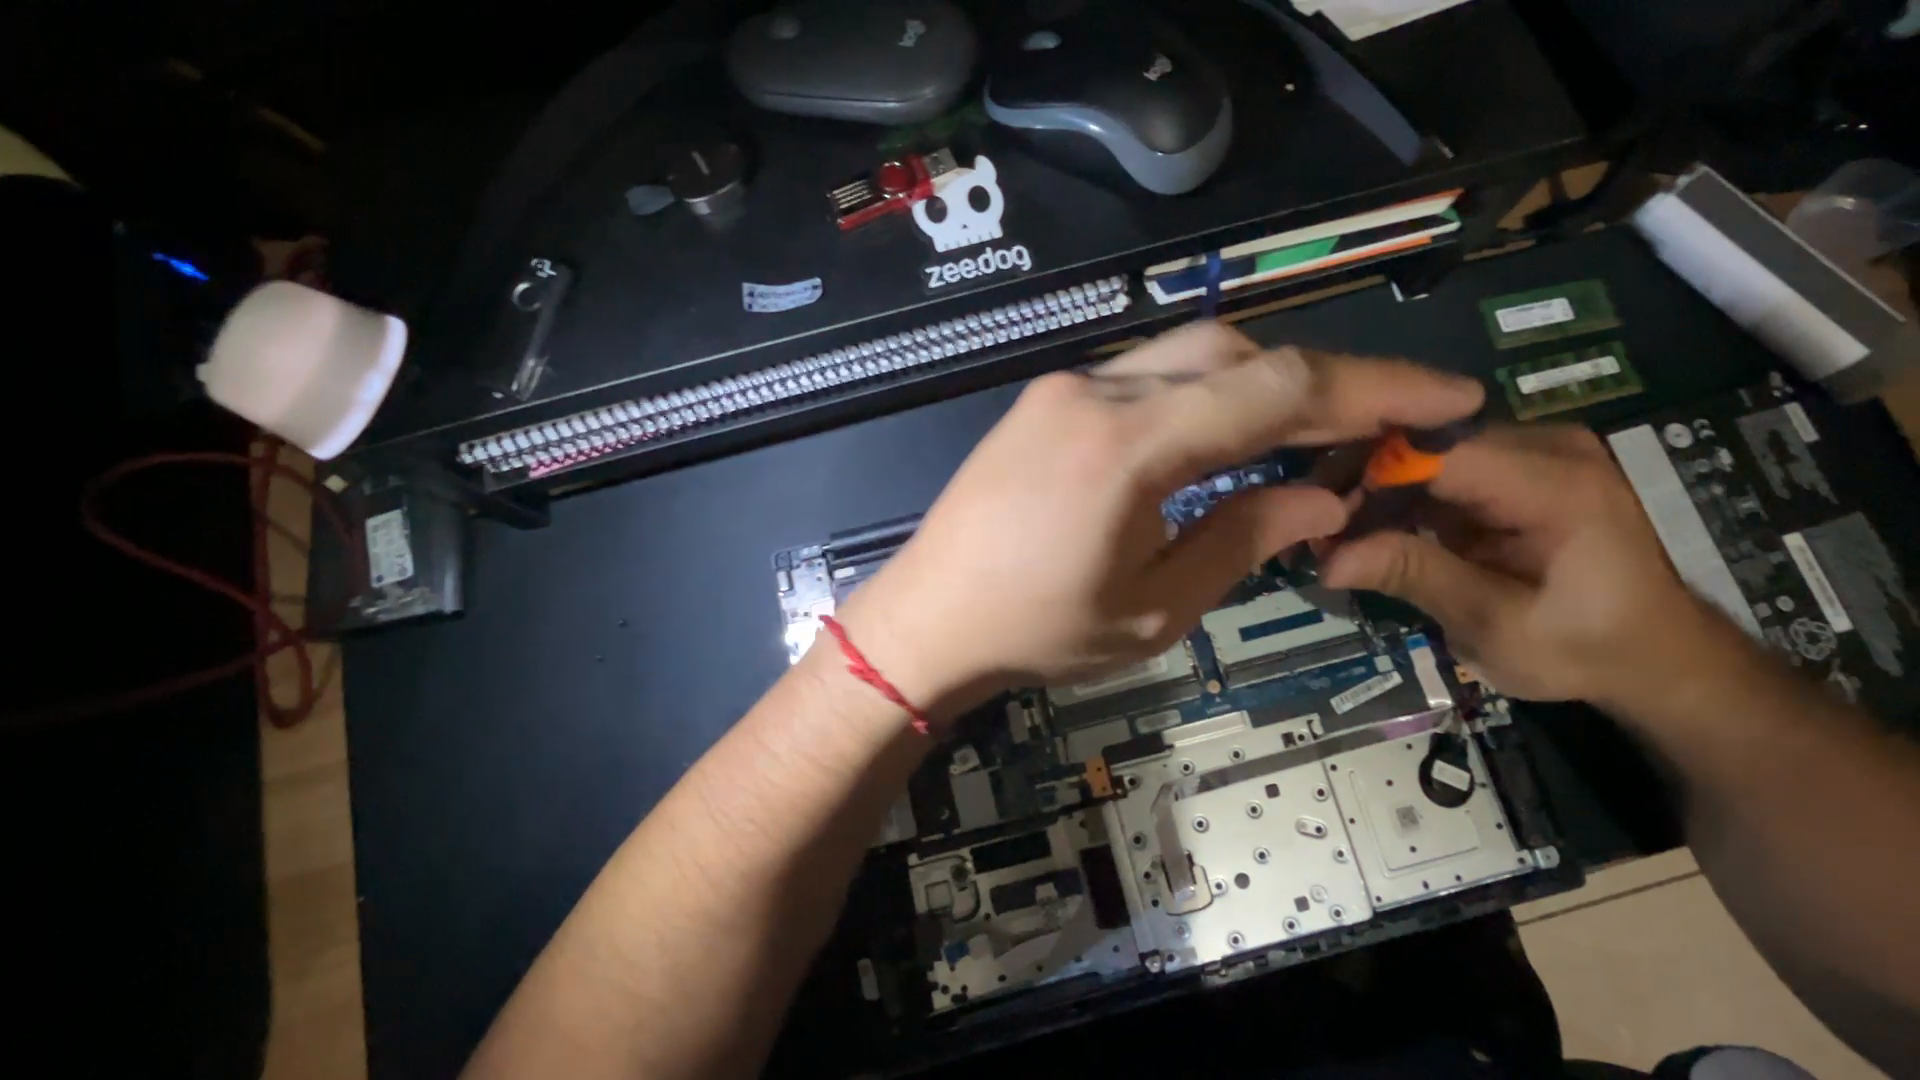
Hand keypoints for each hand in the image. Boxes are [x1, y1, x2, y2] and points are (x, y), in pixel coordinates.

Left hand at [834, 322, 1482, 716]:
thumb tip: (1327, 500)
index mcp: (1132, 443)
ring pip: (1190, 354)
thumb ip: (1244, 538)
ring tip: (1313, 434)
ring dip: (1260, 383)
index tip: (1448, 397)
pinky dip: (1203, 393)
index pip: (1279, 387)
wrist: (927, 618)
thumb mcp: (1156, 607)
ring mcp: (1067, 386)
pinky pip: (1145, 374)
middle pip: (1238, 352)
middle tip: (1381, 425)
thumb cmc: (1038, 631)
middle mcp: (1099, 389)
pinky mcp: (1047, 398)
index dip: (1374, 387)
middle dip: (1322, 382)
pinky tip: (1227, 434)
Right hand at [1320, 424, 1720, 705]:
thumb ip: (1416, 578)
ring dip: (1379, 493)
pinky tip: (1372, 531)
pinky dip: (1405, 500)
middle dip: (1365, 484)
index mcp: (1556, 483)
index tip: (1314, 517)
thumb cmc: (1586, 649)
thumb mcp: (1495, 625)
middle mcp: (1549, 447)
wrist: (1657, 657)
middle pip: (1429, 445)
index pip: (1437, 451)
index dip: (1367, 476)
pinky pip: (1447, 469)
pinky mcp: (1523, 468)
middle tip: (1315, 532)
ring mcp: (1537, 452)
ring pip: (1430, 454)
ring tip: (1334, 536)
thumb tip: (1327, 561)